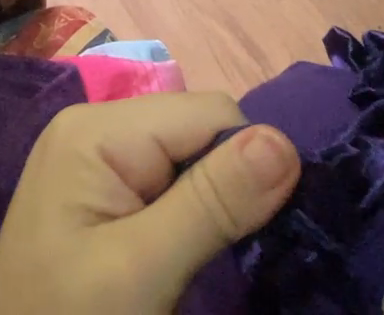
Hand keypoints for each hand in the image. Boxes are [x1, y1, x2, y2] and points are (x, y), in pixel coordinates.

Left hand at [0, 93, 301, 314]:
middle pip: (199, 131)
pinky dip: (192, 214)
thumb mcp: (139, 270)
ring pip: (190, 159)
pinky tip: (187, 251)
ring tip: (204, 258)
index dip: (248, 163)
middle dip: (228, 184)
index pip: (208, 113)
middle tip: (230, 252)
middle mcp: (97, 127)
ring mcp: (97, 160)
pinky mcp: (103, 194)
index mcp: (98, 128)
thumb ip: (211, 203)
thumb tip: (286, 141)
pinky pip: (168, 183)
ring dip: (213, 204)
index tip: (266, 228)